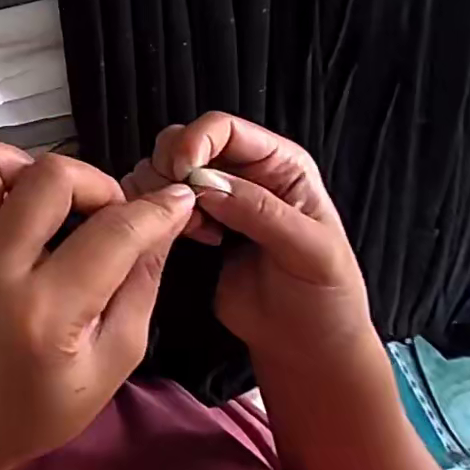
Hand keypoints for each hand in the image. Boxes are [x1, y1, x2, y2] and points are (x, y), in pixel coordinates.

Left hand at [0, 135, 196, 469]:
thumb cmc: (48, 399)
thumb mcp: (117, 356)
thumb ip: (141, 281)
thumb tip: (164, 216)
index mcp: (46, 308)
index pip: (111, 233)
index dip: (156, 210)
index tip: (175, 201)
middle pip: (47, 175)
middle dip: (93, 182)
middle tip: (102, 212)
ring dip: (20, 165)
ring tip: (39, 200)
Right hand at [124, 112, 373, 365]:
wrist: (300, 342)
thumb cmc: (323, 298)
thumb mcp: (311, 254)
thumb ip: (262, 213)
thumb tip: (205, 184)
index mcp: (277, 164)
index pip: (221, 127)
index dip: (194, 142)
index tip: (182, 174)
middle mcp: (237, 171)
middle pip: (178, 142)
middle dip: (171, 171)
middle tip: (191, 212)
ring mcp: (206, 196)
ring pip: (156, 169)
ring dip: (161, 197)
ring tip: (199, 234)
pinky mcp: (182, 221)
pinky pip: (146, 199)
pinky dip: (150, 214)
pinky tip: (186, 240)